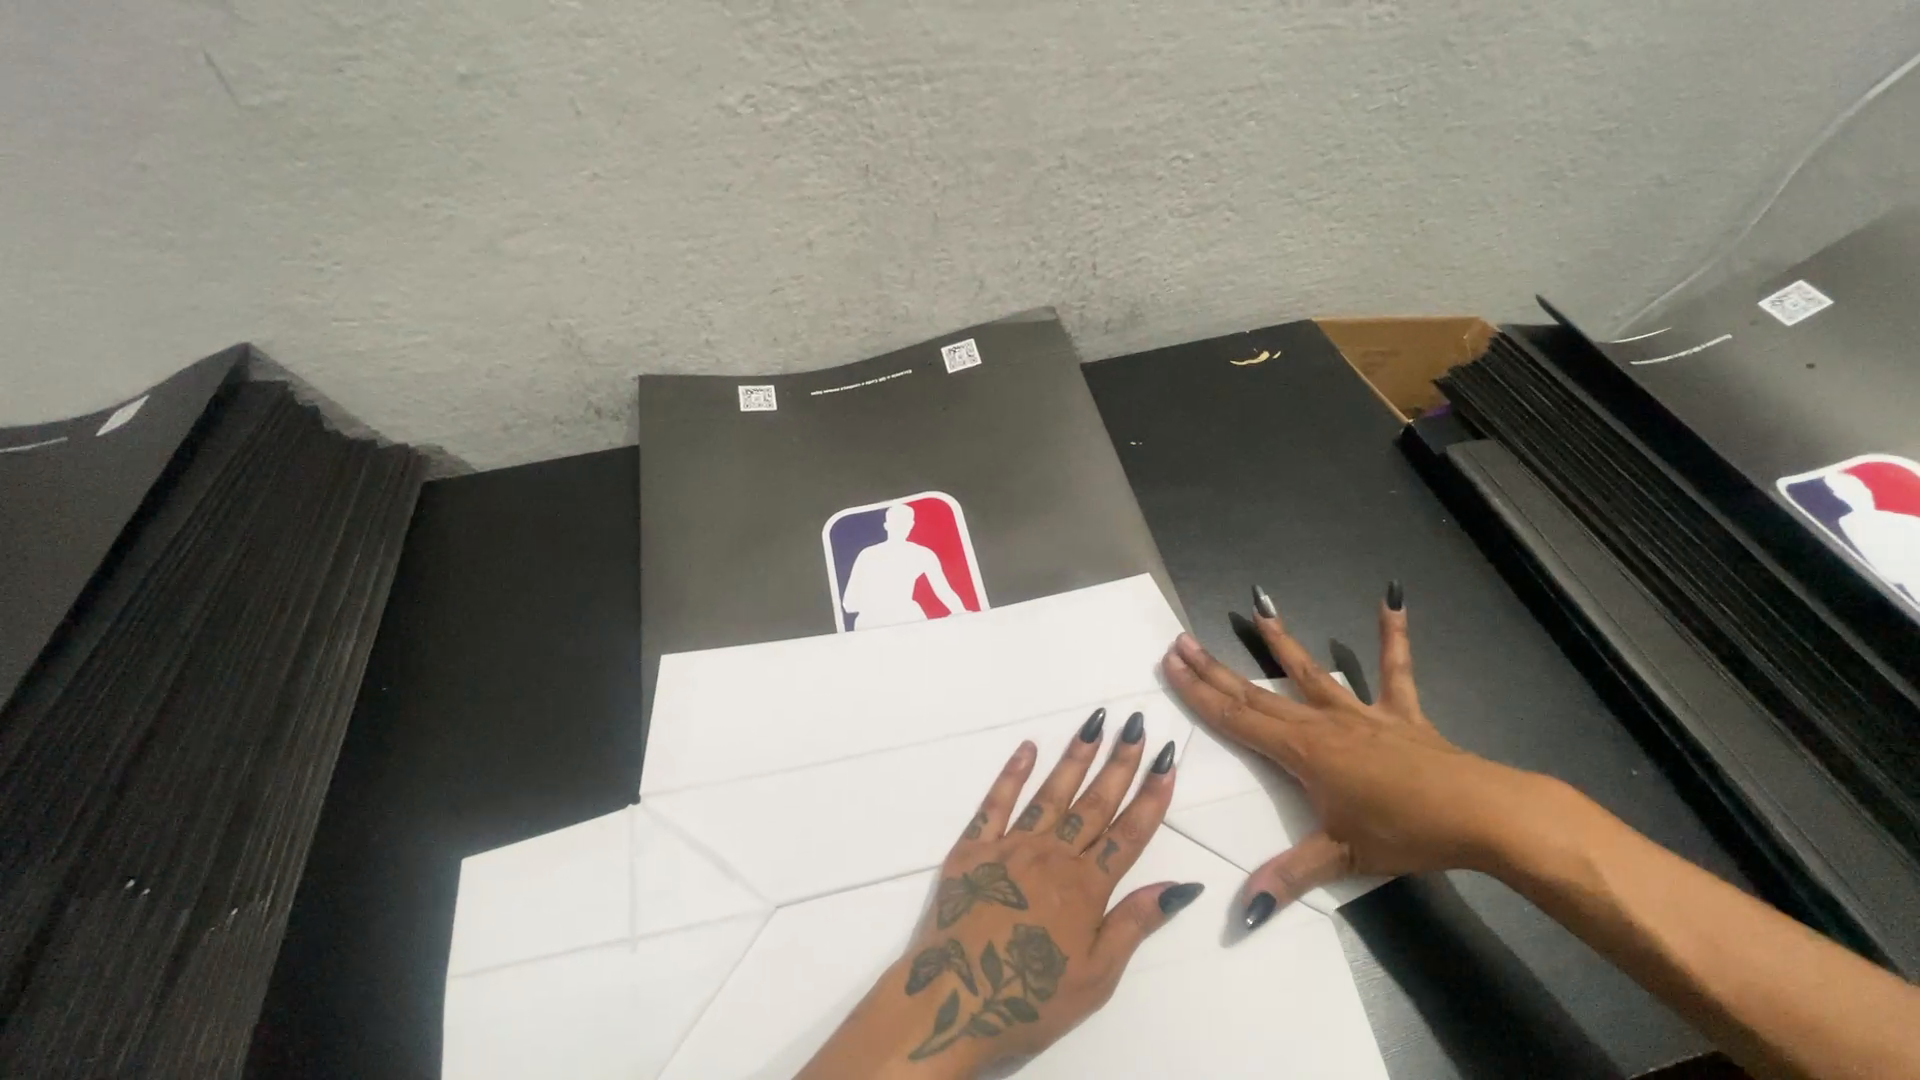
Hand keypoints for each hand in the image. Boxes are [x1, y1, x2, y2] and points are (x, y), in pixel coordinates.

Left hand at [798, 710, 1204, 1079]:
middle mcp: (1053, 856)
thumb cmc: (1030, 997)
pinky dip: (1012, 773)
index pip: (1129, 834)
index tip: (1168, 761)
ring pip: (1051, 793)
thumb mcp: (1097, 976)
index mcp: (1087, 888)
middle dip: (1120, 763)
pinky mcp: (972, 848)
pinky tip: (1027, 748)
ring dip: (1076, 757)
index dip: (1152, 797)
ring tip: (1095, 723)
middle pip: (1094, 804)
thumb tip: (1181, 885)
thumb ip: (1135, 923)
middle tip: (1137, 726)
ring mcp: (1010, 846)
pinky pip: (995, 803)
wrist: (953, 1000)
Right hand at [1162, 582, 1552, 927]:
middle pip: (1257, 692)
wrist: (1483, 814)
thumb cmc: (1406, 833)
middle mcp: (1322, 723)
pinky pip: (1395, 669)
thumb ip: (1288, 877)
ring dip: (1281, 642)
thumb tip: (1241, 912)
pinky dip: (1393, 635)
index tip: (1170, 663)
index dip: (1198, 691)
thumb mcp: (1340, 858)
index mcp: (1301, 752)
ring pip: (1311, 673)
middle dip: (1215, 667)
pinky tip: (1393, 598)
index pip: (1236, 718)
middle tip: (1181, 640)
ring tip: (1259, 606)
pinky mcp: (1401, 713)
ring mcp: (1362, 713)